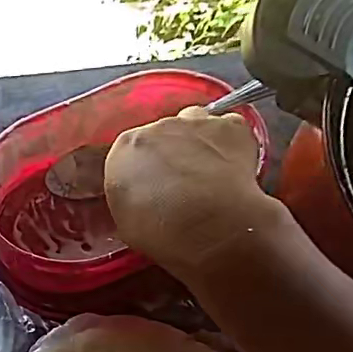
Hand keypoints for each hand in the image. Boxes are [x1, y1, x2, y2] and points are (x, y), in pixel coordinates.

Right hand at [105, 105, 276, 273]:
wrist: (207, 224)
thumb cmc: (160, 228)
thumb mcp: (122, 221)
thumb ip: (126, 197)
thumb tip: (135, 199)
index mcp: (124, 149)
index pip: (127, 153)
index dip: (137, 171)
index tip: (144, 189)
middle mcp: (156, 128)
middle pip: (159, 135)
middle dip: (165, 154)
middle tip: (174, 185)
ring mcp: (195, 123)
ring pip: (192, 122)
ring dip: (194, 141)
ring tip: (202, 171)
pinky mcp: (230, 126)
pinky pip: (227, 126)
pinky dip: (228, 142)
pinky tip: (228, 165)